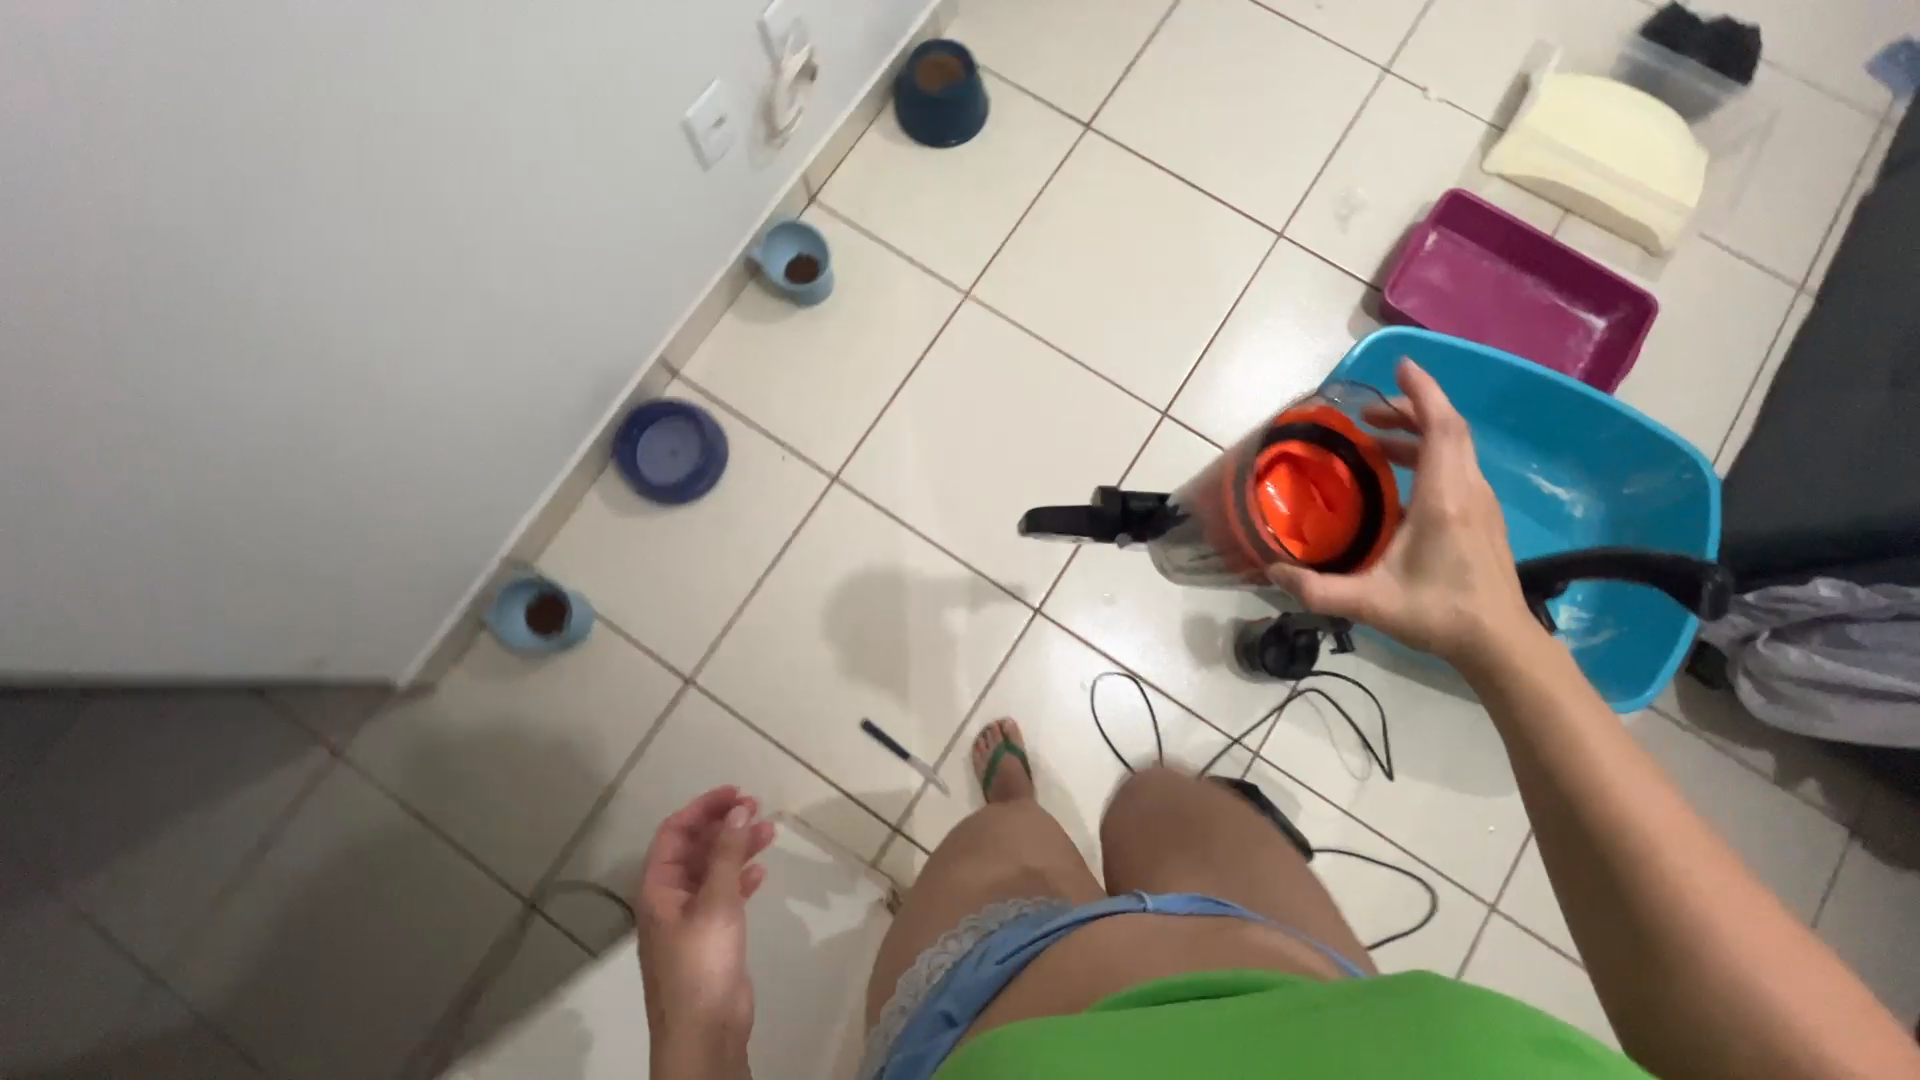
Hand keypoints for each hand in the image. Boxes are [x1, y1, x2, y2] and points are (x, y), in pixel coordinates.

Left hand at [635, 785, 777, 1072]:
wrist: (704, 1031)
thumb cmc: (701, 962)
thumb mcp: (715, 902)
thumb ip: (727, 853)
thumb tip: (738, 809)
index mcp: (658, 887)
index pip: (675, 831)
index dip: (704, 807)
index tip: (737, 792)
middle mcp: (670, 898)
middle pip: (695, 847)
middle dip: (724, 825)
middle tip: (757, 808)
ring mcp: (690, 918)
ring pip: (713, 869)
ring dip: (737, 848)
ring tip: (769, 832)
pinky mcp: (711, 936)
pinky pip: (725, 895)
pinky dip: (741, 878)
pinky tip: (761, 872)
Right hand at [1269, 359, 1538, 670]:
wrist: (1498, 642)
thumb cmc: (1438, 615)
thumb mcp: (1369, 603)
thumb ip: (1316, 588)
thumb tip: (1271, 569)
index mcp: (1444, 499)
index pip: (1441, 427)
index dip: (1422, 392)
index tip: (1400, 366)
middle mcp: (1467, 491)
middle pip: (1448, 429)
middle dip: (1410, 409)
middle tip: (1367, 412)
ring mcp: (1480, 503)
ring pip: (1455, 448)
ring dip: (1419, 432)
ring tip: (1376, 439)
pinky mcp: (1482, 517)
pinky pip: (1457, 467)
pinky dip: (1428, 454)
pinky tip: (1399, 478)